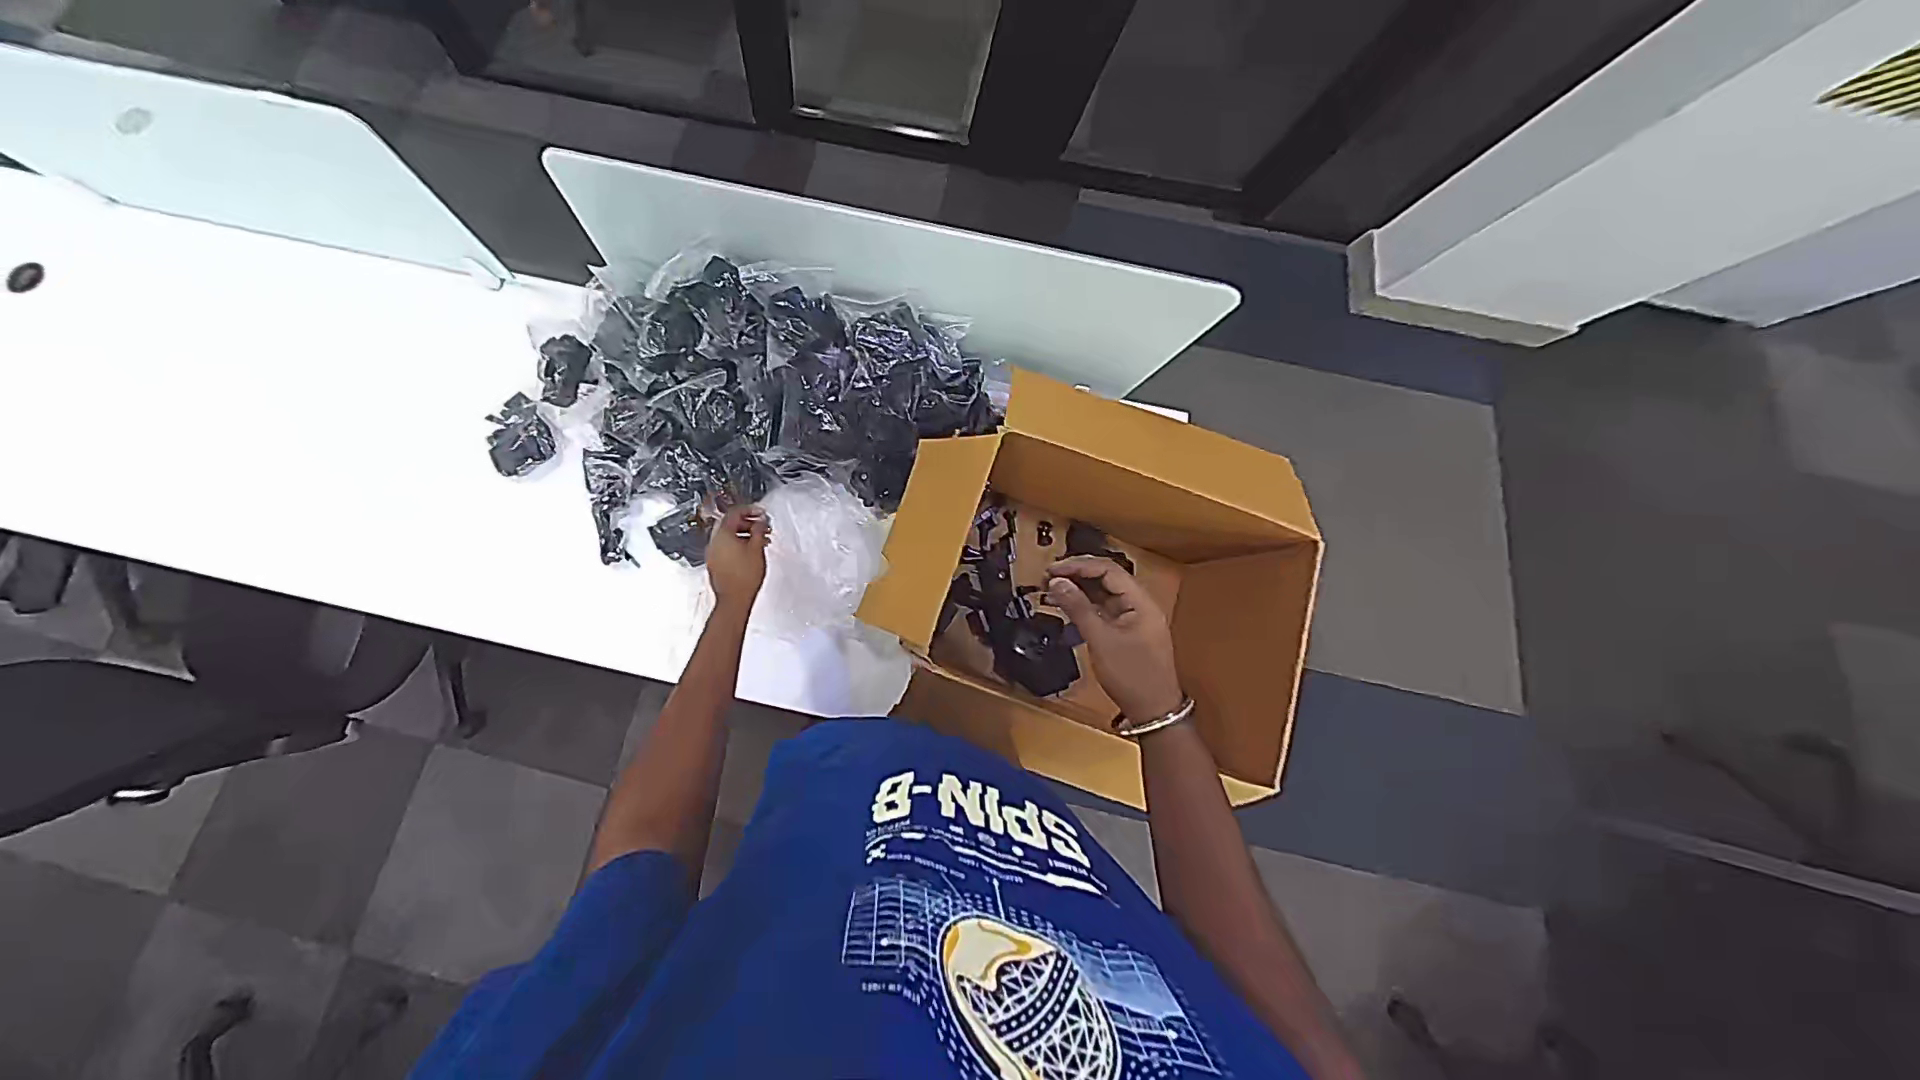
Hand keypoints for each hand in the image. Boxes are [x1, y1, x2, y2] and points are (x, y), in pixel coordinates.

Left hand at [706, 505, 768, 609]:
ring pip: (727, 535)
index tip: (761, 512)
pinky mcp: (715, 563)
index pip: (734, 513)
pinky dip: (737, 544)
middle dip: (747, 522)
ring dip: (743, 533)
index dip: (750, 510)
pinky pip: (725, 547)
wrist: (734, 599)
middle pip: (729, 523)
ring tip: (759, 539)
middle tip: (761, 525)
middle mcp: (714, 542)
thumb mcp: (757, 548)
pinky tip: (750, 551)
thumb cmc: (744, 577)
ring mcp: (713, 553)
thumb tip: (760, 520)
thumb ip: (759, 530)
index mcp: (723, 534)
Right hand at [1046, 556, 1183, 722]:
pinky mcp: (1126, 632)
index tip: (1053, 569)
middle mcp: (1139, 605)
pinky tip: (1066, 608)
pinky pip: (1103, 611)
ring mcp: (1133, 619)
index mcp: (1141, 602)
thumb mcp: (1101, 640)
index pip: (1108, 570)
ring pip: (1103, 595)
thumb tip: (1057, 582)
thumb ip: (1078, 608)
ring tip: (1052, 591)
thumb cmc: (1132, 677)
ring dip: (1079, 591)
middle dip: (1077, 576)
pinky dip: (1084, 607)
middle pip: (1106, 579)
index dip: (1079, 565)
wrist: (1153, 712)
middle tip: (1048, 578)